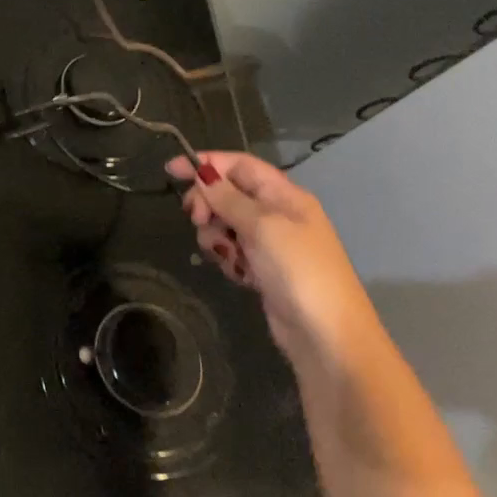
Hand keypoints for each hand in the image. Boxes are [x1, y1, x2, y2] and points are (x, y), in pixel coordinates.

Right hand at [166, 151, 381, 371]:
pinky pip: (231, 251)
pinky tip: (238, 273)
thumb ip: (228, 198)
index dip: (206, 163)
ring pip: (224, 224)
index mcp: (284, 196)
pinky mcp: (261, 268)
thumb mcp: (262, 226)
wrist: (325, 333)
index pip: (239, 165)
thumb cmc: (299, 270)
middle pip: (227, 193)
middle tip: (197, 220)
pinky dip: (228, 259)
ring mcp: (269, 243)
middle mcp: (277, 214)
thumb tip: (202, 173)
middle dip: (208, 204)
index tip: (171, 170)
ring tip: (227, 256)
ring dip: (215, 236)